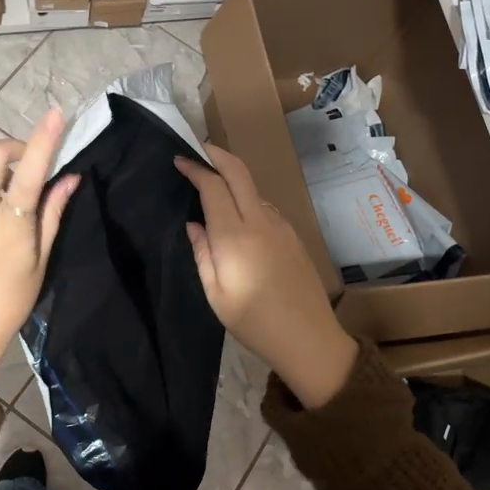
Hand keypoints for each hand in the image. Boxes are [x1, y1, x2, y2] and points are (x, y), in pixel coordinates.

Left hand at [0, 109, 79, 380]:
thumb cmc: (14, 294)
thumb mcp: (42, 255)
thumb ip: (53, 210)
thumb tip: (69, 176)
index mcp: (9, 223)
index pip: (29, 170)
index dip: (43, 139)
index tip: (56, 114)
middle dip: (11, 148)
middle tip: (28, 164)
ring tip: (9, 192)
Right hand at [175, 146, 357, 408]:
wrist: (310, 339)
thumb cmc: (255, 324)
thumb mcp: (216, 295)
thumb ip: (203, 254)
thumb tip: (195, 225)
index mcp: (235, 237)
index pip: (213, 186)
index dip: (195, 168)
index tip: (179, 160)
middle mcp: (260, 222)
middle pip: (239, 172)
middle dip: (217, 154)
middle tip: (197, 150)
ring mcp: (281, 226)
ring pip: (254, 189)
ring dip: (233, 178)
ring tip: (213, 186)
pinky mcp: (294, 236)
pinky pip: (266, 207)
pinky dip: (247, 199)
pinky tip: (238, 216)